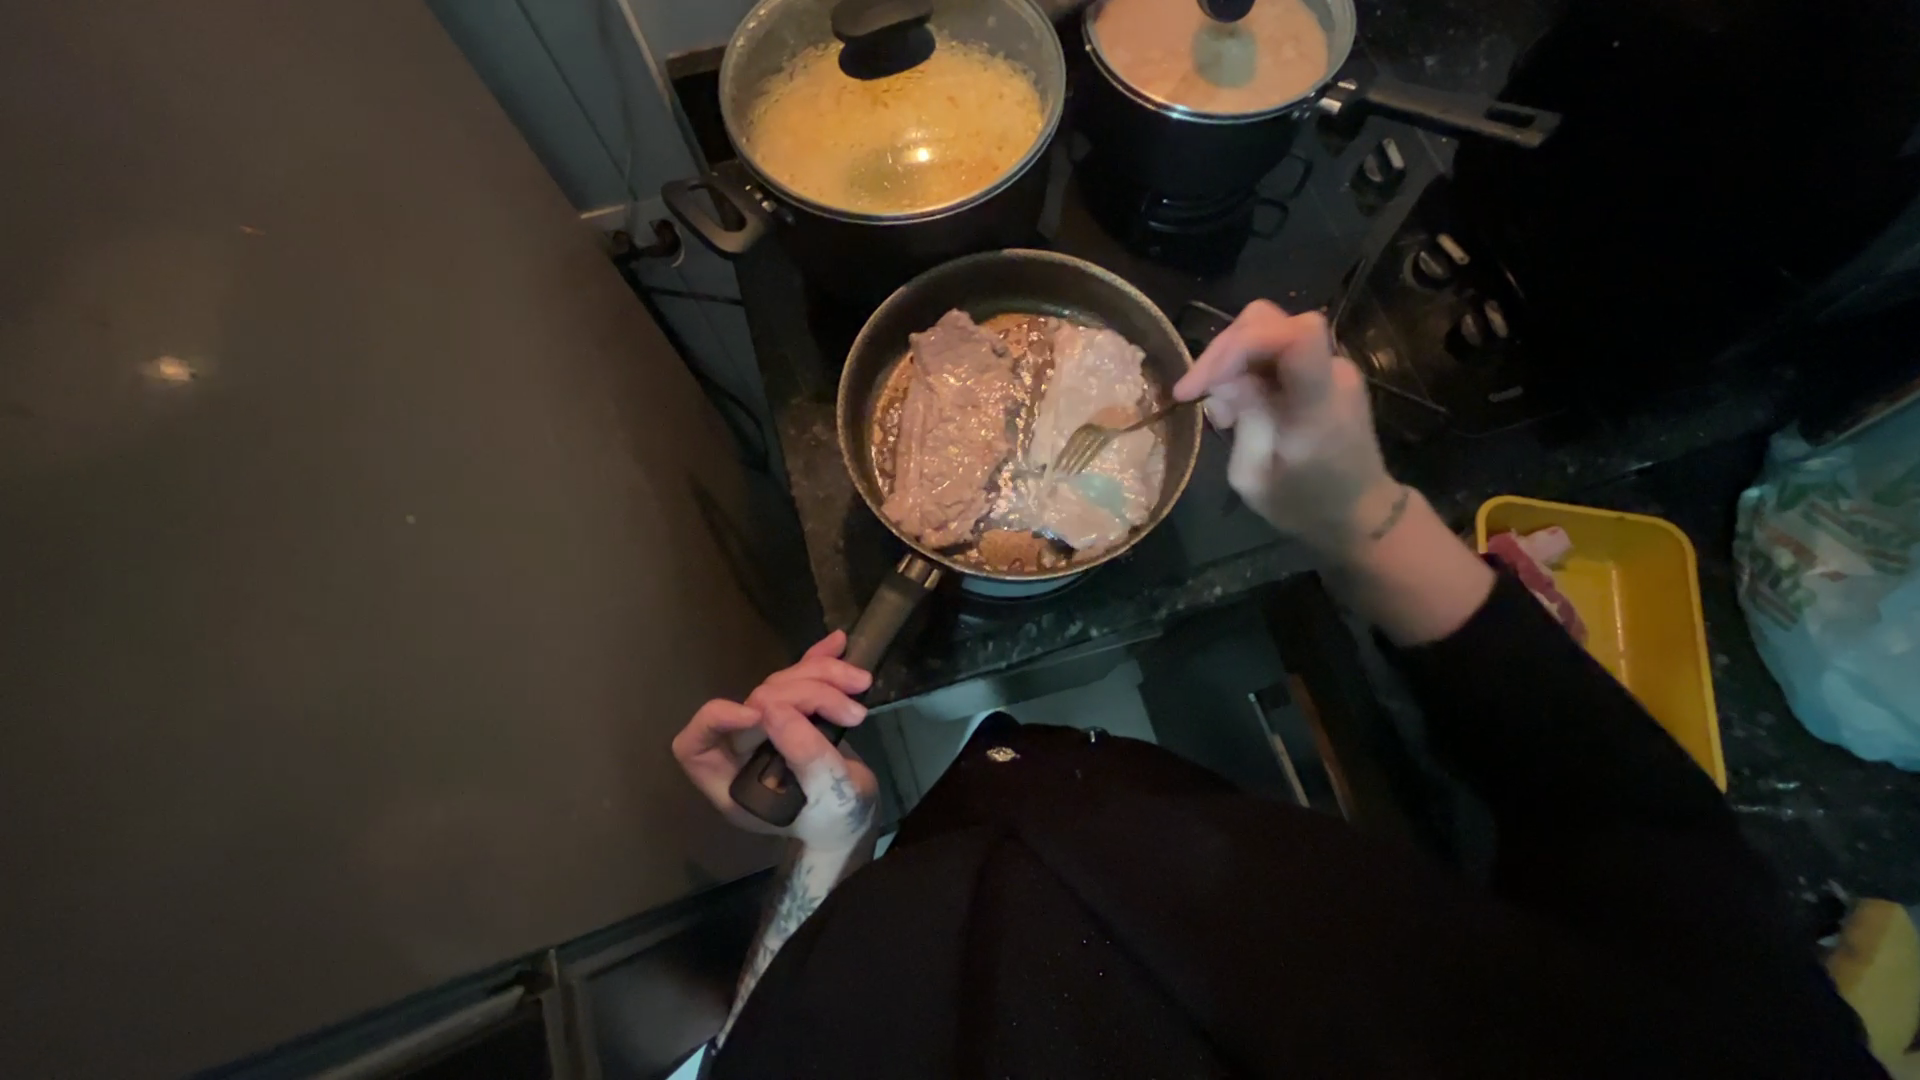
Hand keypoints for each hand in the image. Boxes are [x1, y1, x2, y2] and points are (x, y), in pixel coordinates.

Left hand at [673, 631, 879, 851]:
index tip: (761, 714)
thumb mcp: (829, 799)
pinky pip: (800, 677)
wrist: (858, 820)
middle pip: (756, 702)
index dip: (719, 719)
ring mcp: (769, 727)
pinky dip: (819, 660)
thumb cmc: (836, 822)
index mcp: (731, 782)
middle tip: (850, 711)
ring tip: (862, 685)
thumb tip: (775, 710)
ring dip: (824, 676)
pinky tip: (839, 643)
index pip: (696, 744)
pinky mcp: (797, 710)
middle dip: (807, 694)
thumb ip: (805, 758)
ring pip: (783, 683)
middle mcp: (741, 750)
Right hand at [1173, 300, 1401, 558]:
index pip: (1294, 337)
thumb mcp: (1255, 478)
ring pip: (1269, 330)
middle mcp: (1331, 373)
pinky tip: (1237, 406)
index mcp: (1317, 406)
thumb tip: (1223, 383)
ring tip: (1220, 409)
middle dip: (1222, 351)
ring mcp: (1330, 367)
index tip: (1198, 386)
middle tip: (1197, 393)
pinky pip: (1276, 350)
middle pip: (1270, 322)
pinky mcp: (1323, 370)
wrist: (1358, 511)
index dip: (1237, 346)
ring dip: (1231, 360)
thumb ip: (1244, 421)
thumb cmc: (1304, 504)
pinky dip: (1245, 367)